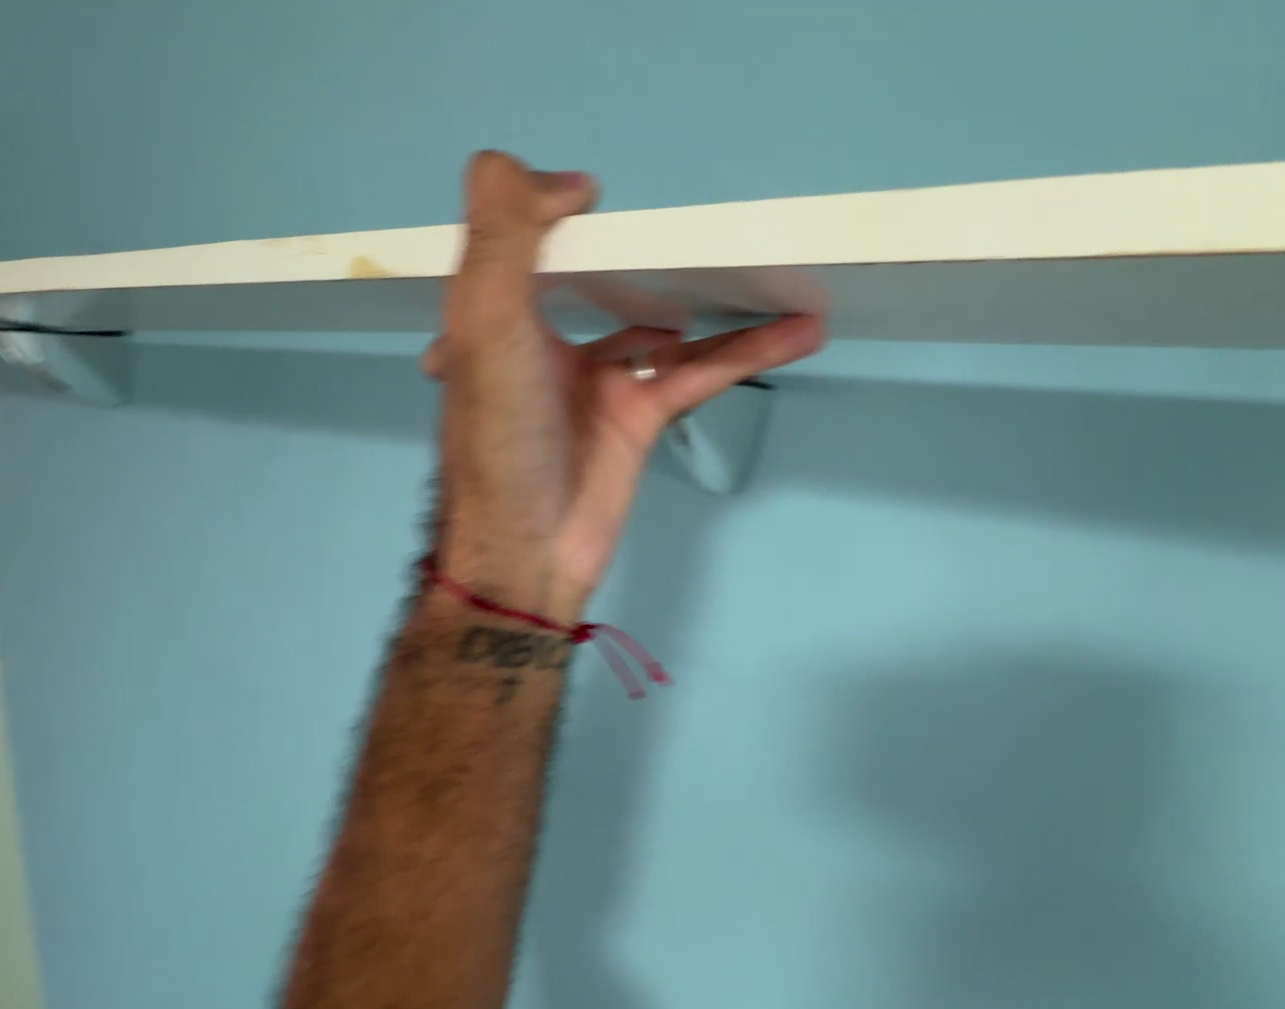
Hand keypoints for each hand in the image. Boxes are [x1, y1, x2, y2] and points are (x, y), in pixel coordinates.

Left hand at [428, 151, 825, 618]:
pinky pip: (699, 371)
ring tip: (768, 265)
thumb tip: (568, 182)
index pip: (524, 245)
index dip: (549, 212)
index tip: (595, 197)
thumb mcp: (485, 323)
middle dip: (642, 254)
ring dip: (713, 299)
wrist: (528, 550)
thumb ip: (504, 235)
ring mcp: (599, 382)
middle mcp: (548, 343)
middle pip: (603, 280)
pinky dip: (747, 350)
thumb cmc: (502, 433)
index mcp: (499, 316)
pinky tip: (799, 327)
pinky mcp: (640, 418)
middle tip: (692, 228)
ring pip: (666, 324)